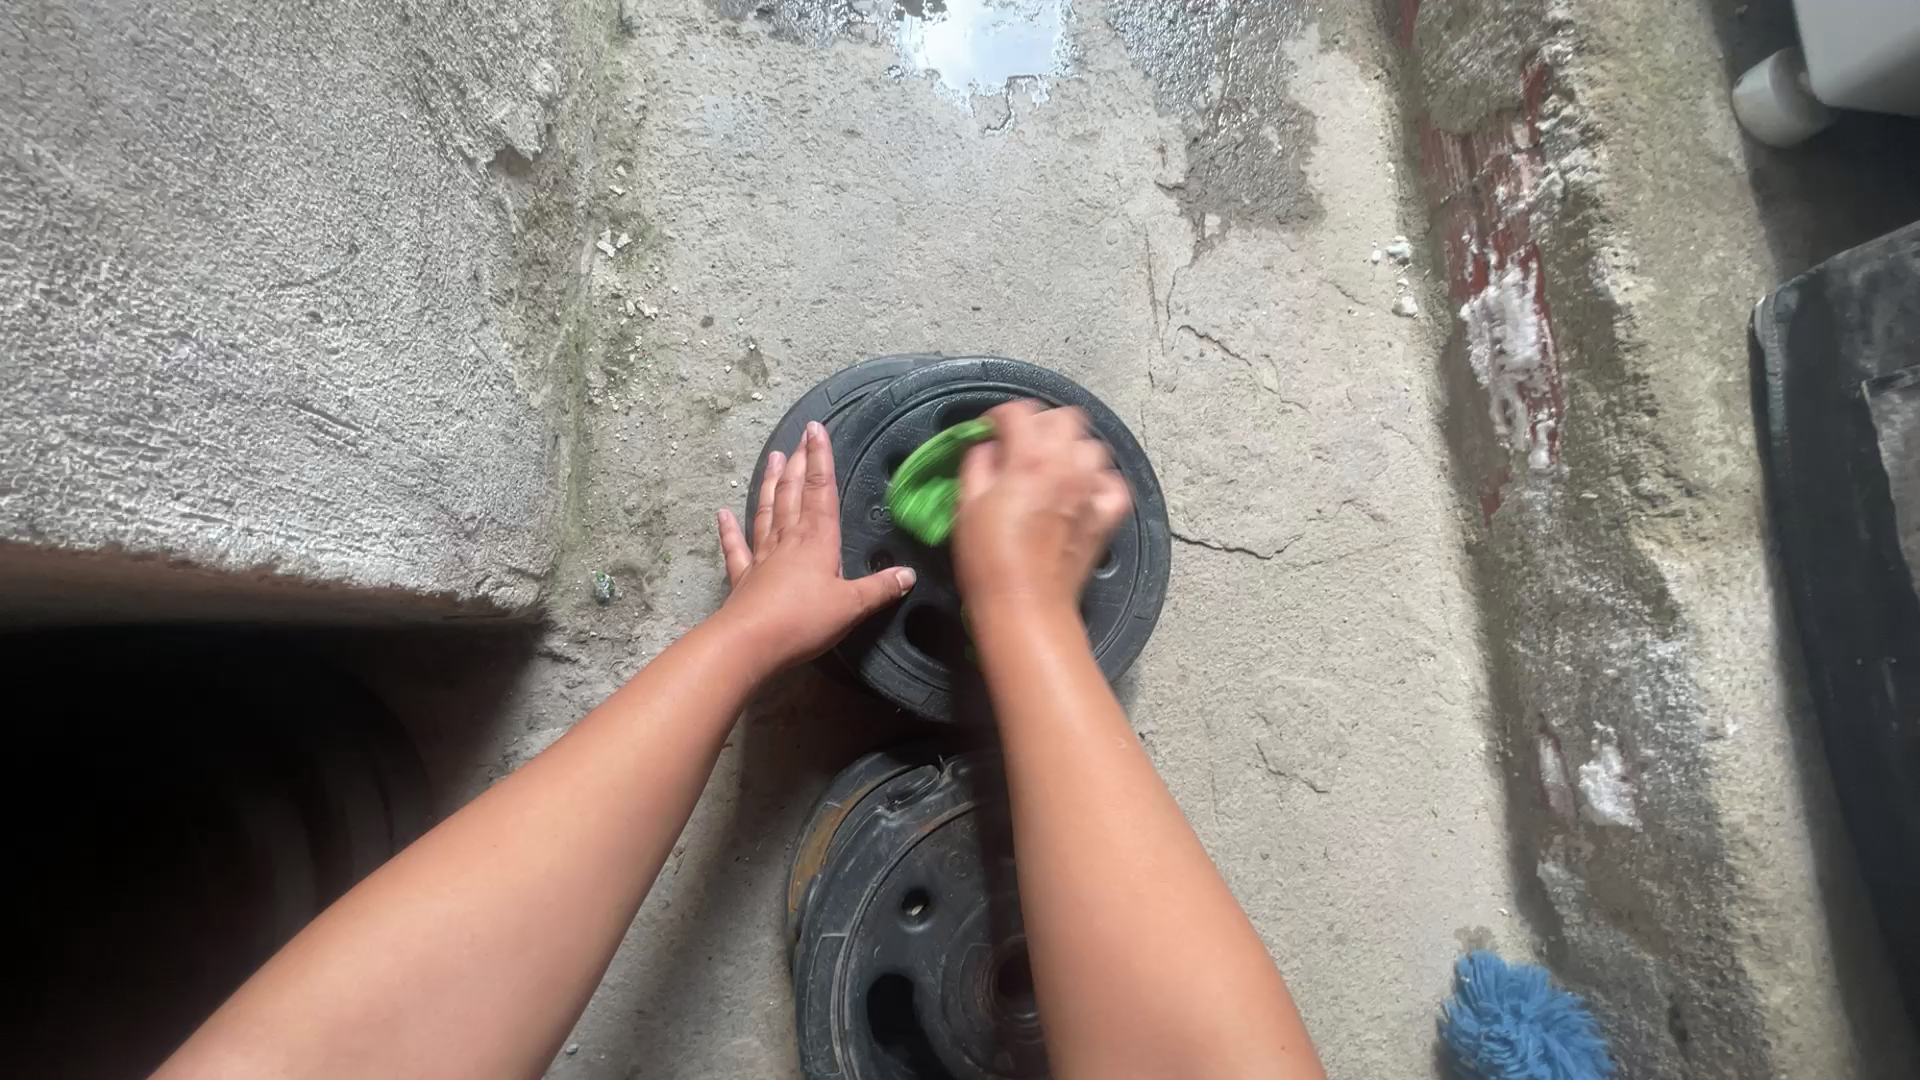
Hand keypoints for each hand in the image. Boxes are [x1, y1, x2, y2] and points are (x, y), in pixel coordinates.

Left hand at [715, 421, 916, 672]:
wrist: (750, 643)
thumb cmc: (804, 620)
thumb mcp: (852, 606)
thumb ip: (880, 588)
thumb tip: (908, 574)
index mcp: (817, 540)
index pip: (822, 491)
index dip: (821, 459)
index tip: (816, 430)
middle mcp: (789, 540)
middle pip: (794, 494)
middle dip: (799, 464)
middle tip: (799, 437)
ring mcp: (762, 557)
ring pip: (768, 512)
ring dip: (771, 485)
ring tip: (774, 459)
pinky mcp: (743, 578)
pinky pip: (736, 548)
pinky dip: (729, 530)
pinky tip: (722, 514)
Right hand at [953, 401, 1130, 616]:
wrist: (1024, 604)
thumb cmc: (989, 559)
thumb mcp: (967, 504)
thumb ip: (977, 464)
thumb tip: (986, 447)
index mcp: (1029, 458)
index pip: (1020, 412)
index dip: (999, 416)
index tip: (989, 431)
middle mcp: (1067, 466)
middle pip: (1066, 418)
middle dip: (1041, 424)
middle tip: (1021, 444)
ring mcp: (1091, 490)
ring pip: (1092, 447)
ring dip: (1071, 449)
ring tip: (1051, 466)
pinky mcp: (1105, 516)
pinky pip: (1114, 484)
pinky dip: (1100, 480)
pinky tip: (1082, 490)